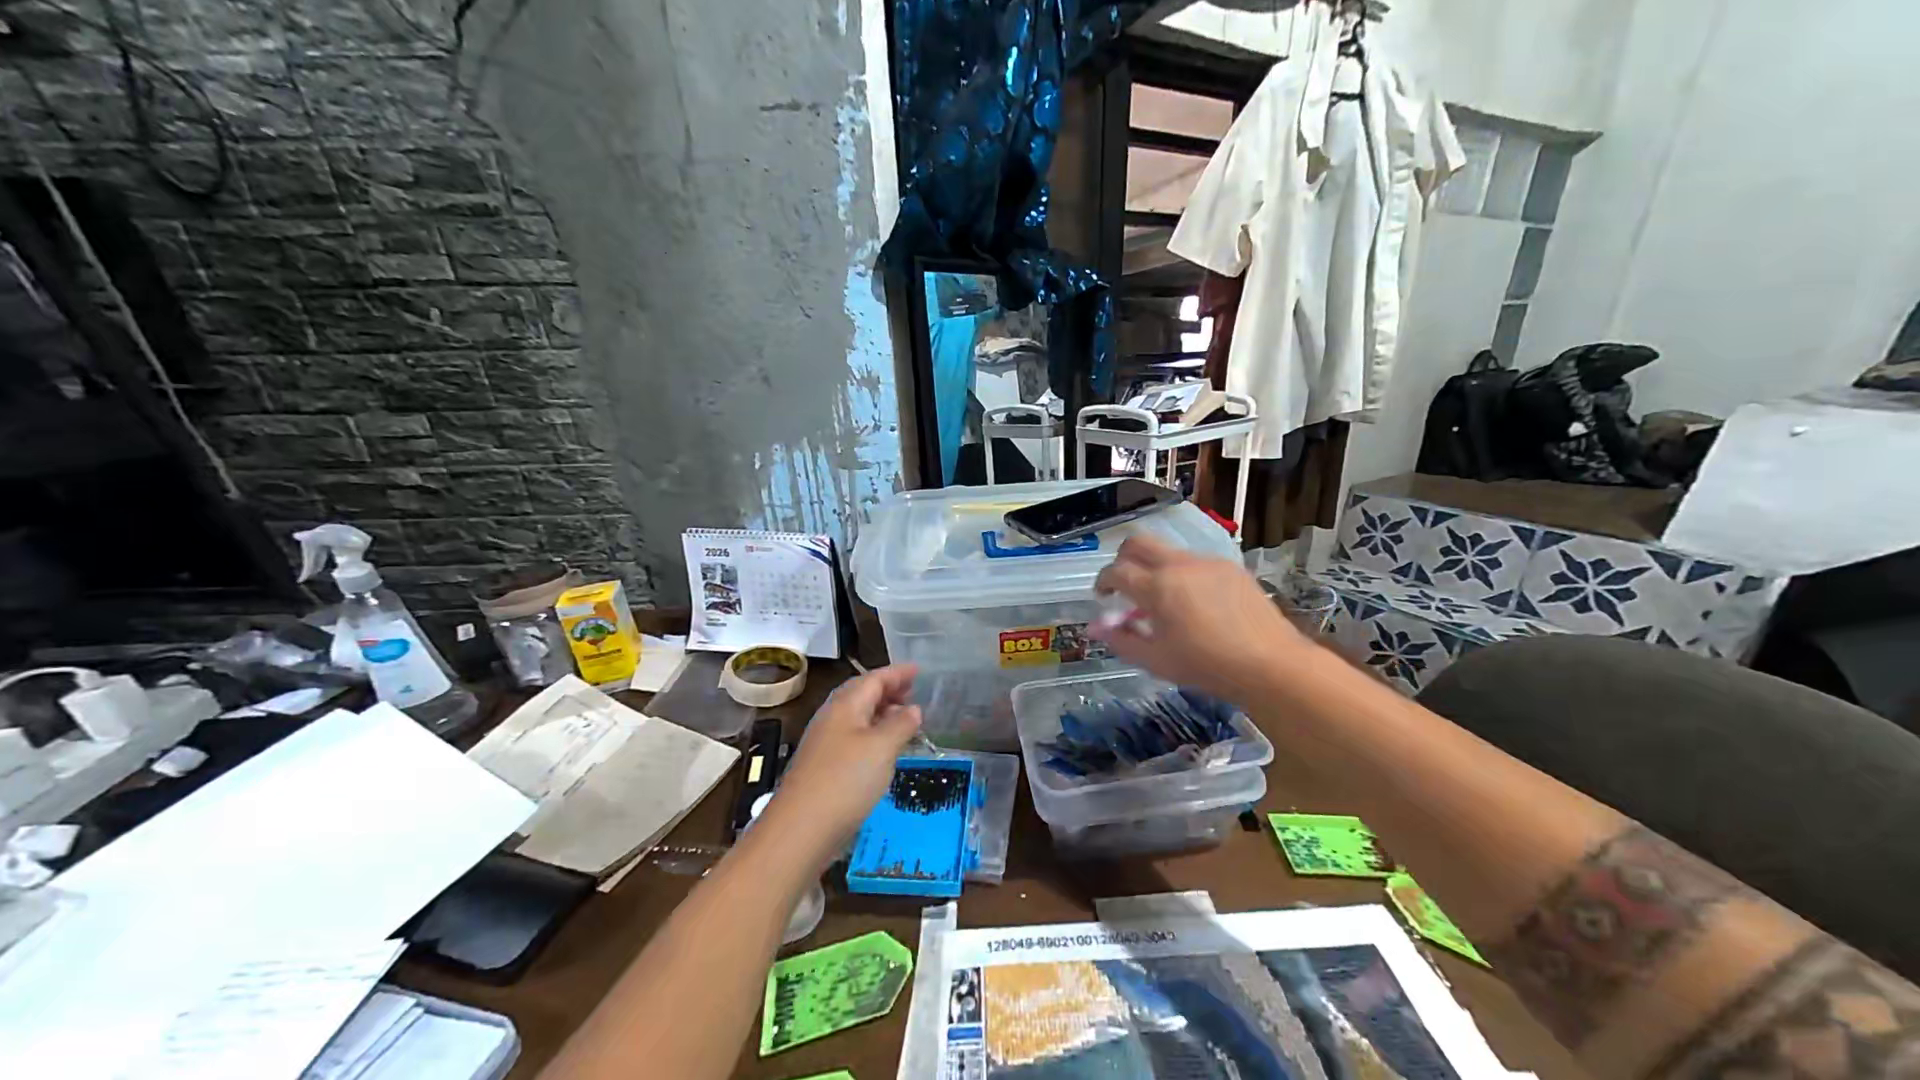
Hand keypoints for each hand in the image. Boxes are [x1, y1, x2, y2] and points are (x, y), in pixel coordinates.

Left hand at [759, 664, 922, 868]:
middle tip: (912, 692)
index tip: (918, 670)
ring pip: (856, 716)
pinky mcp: (823, 767)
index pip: (873, 678)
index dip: (897, 673)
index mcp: (845, 705)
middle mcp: (832, 718)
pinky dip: (872, 733)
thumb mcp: (882, 748)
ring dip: (880, 712)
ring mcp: (824, 743)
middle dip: (888, 690)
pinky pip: (852, 737)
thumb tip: (913, 708)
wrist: (800, 829)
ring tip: (903, 718)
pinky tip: (883, 749)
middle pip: (861, 694)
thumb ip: (900, 724)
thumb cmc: (845, 780)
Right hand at [1093, 534, 1320, 700]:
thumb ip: (1121, 639)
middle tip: (1125, 585)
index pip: (1116, 571)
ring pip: (1168, 552)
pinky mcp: (1231, 568)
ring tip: (1164, 602)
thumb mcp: (1155, 660)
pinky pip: (1195, 563)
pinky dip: (1183, 575)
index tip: (1103, 597)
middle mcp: (1179, 565)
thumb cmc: (1206, 666)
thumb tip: (1096, 627)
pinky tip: (1195, 604)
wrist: (1271, 664)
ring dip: (1155, 568)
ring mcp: (1208, 563)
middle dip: (1123, 559)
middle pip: (1138, 543)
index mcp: (1157, 586)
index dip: (1103, 582)